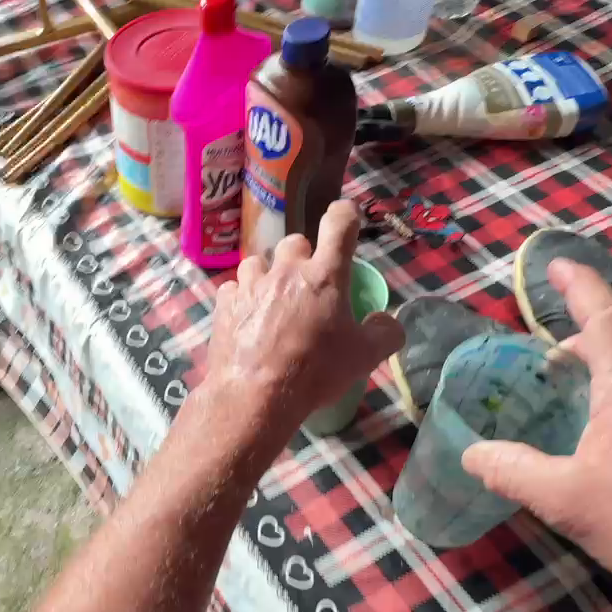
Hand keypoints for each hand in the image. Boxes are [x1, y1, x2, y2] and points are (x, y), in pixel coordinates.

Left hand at [205, 200, 403, 442]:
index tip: (344, 221)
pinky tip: (246, 318)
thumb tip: (387, 323)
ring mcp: (251, 285)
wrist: (254, 395)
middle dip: (302, 257)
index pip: (339, 223)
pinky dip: (241, 298)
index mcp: (325, 275)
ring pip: (258, 261)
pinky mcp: (224, 303)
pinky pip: (233, 288)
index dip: (344, 215)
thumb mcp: (364, 358)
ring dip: (267, 275)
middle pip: (294, 242)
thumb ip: (384, 334)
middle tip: (307, 285)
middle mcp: (286, 270)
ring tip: (272, 301)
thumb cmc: (314, 373)